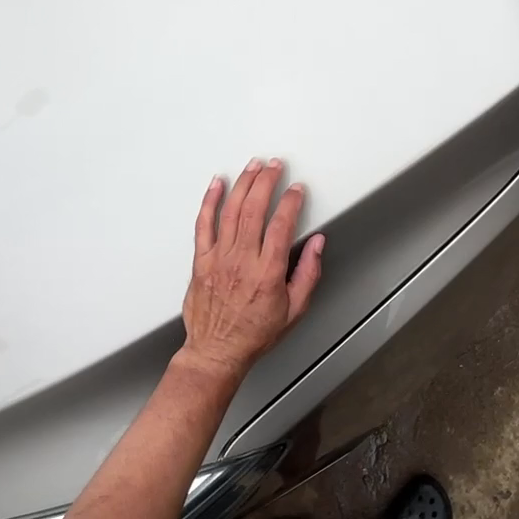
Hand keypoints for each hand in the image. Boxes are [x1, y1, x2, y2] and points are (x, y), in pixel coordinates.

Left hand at [177, 158, 323, 382]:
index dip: (291, 201)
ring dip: (243, 183)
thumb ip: (308, 273)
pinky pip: (203, 224)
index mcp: (267, 273)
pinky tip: (217, 184)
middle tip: (275, 166)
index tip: (297, 190)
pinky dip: (210, 200)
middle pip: (254, 209)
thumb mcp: (295, 310)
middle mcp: (241, 261)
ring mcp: (218, 258)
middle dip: (266, 181)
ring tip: (253, 166)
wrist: (216, 352)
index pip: (281, 225)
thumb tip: (317, 245)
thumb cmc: (254, 334)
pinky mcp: (201, 260)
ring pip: (231, 210)